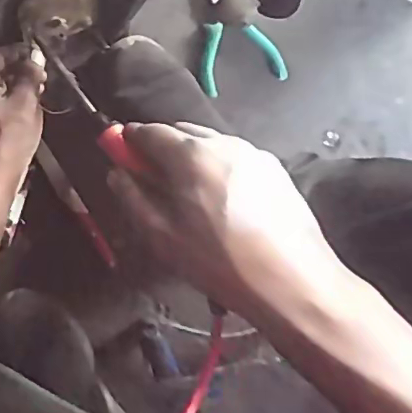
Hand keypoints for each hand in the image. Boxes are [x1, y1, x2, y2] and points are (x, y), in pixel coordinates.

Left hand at [0, 45, 45, 174]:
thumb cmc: (11, 136)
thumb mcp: (25, 102)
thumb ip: (30, 76)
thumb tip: (36, 56)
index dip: (21, 51)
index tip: (40, 55)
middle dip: (22, 69)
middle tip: (43, 73)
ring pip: (1, 87)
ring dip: (20, 85)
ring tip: (41, 88)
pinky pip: (1, 101)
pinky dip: (15, 99)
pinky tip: (32, 105)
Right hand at [108, 123, 351, 319]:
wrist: (294, 281)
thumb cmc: (221, 262)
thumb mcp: (163, 237)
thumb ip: (133, 198)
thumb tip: (117, 173)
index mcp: (191, 155)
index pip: (148, 131)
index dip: (128, 140)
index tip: (121, 155)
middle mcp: (223, 143)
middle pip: (180, 131)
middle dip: (160, 148)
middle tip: (152, 180)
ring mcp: (253, 153)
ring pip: (209, 143)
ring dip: (190, 157)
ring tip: (190, 195)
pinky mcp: (275, 169)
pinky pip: (233, 158)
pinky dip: (217, 168)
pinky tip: (222, 203)